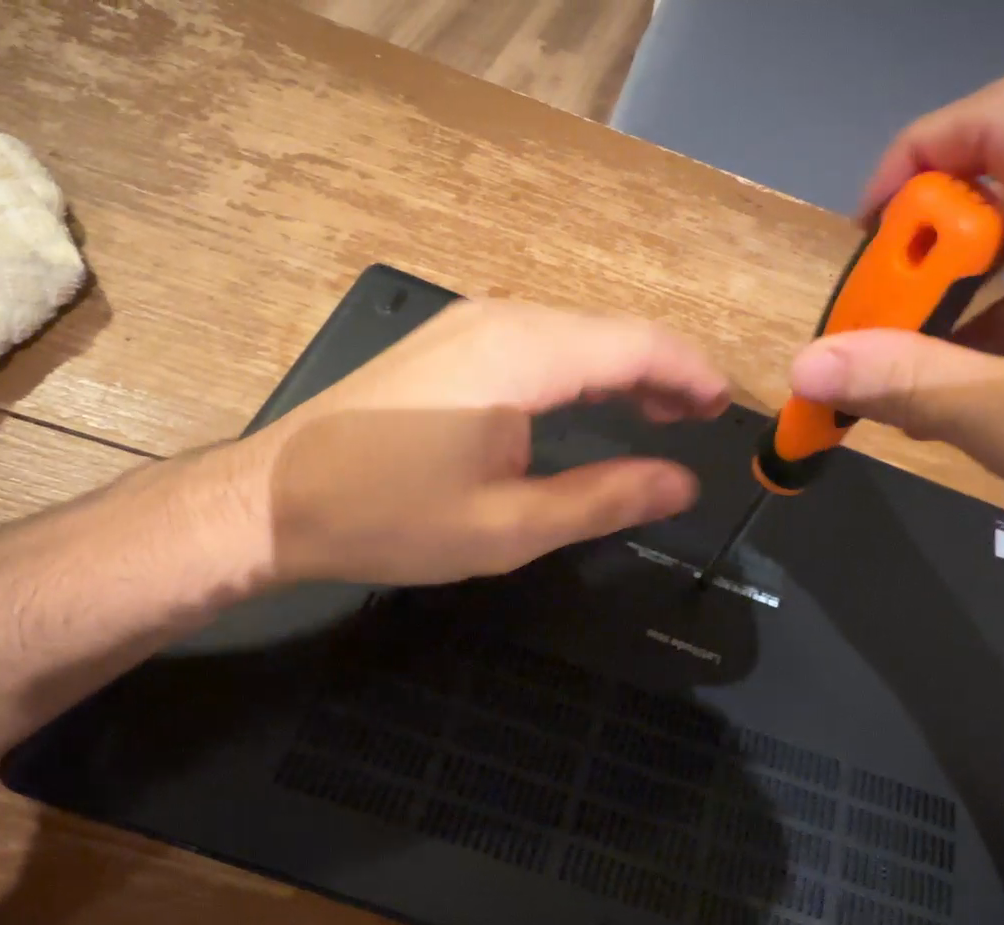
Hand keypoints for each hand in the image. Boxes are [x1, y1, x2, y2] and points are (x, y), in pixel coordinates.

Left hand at [213, 300, 729, 586]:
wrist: (275, 500)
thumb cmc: (392, 518)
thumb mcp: (510, 527)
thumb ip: (606, 499)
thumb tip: (682, 484)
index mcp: (523, 354)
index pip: (638, 344)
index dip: (693, 373)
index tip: (729, 408)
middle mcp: (502, 317)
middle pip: (610, 331)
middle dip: (666, 372)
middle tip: (703, 421)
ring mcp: (470, 323)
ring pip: (576, 335)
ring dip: (624, 371)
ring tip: (662, 416)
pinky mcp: (449, 342)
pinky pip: (539, 343)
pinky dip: (581, 371)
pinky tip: (592, 404)